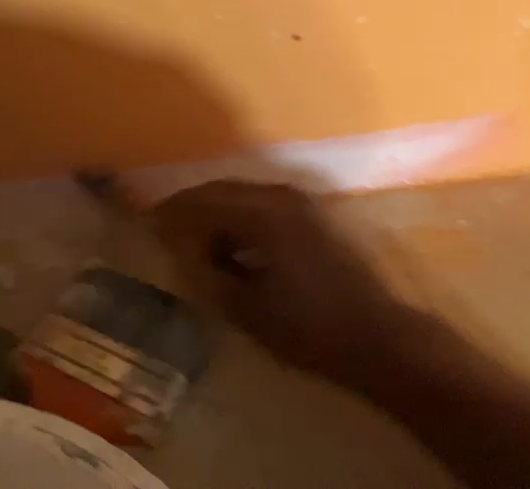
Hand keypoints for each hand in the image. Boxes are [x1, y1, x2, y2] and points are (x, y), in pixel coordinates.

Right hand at [150, 180, 417, 389]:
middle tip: (165, 229)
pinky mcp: (315, 216)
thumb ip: (208, 272)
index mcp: (264, 213)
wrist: (381, 338)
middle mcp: (283, 195)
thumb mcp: (247, 308)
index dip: (172, 211)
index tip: (148, 223)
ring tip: (194, 243)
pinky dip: (241, 219)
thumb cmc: (310, 328)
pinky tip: (232, 247)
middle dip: (192, 208)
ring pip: (244, 196)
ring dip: (217, 213)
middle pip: (224, 190)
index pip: (204, 200)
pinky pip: (265, 205)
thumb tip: (180, 249)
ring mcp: (303, 203)